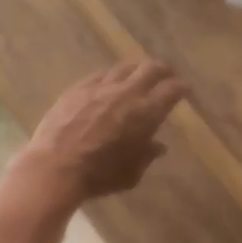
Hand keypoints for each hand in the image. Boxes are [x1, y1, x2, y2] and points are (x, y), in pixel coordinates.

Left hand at [18, 60, 185, 204]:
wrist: (55, 167)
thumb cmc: (100, 175)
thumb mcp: (132, 173)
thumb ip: (147, 155)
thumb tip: (158, 146)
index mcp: (147, 113)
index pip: (172, 89)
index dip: (182, 87)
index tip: (186, 89)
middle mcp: (127, 93)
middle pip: (151, 68)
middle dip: (164, 69)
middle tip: (168, 74)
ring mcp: (100, 87)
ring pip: (125, 67)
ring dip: (137, 70)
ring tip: (138, 76)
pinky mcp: (78, 88)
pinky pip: (101, 74)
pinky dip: (112, 76)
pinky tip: (110, 83)